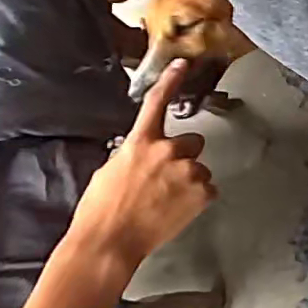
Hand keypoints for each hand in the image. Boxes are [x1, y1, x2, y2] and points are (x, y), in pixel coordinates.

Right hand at [67, 58, 217, 279]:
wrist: (109, 244)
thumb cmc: (100, 210)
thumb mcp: (110, 170)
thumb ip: (134, 153)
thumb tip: (143, 153)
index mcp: (141, 142)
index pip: (157, 102)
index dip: (171, 80)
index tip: (183, 64)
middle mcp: (169, 151)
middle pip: (193, 142)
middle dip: (183, 157)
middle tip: (164, 180)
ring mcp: (188, 171)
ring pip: (199, 168)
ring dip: (189, 180)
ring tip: (166, 201)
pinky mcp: (203, 193)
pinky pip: (207, 190)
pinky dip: (197, 199)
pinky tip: (176, 211)